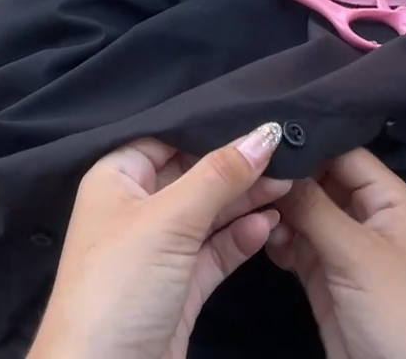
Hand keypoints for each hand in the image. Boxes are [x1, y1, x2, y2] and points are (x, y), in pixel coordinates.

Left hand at [29, 123, 290, 358]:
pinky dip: (241, 238)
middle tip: (287, 153)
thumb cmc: (122, 285)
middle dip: (236, 165)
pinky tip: (270, 224)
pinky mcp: (178, 288)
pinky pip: (214, 252)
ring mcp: (157, 251)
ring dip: (245, 200)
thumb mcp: (170, 219)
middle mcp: (134, 208)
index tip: (259, 117)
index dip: (209, 128)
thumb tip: (267, 132)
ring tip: (289, 184)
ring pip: (208, 213)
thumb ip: (220, 174)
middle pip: (192, 174)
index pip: (167, 138)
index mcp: (116, 178)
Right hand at [266, 149, 405, 358]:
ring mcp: (343, 246)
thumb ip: (313, 205)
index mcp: (389, 200)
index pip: (344, 153)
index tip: (263, 133)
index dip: (308, 141)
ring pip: (303, 210)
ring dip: (277, 209)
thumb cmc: (395, 313)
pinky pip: (294, 242)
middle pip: (319, 179)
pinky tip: (260, 236)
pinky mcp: (324, 275)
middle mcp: (366, 215)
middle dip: (285, 175)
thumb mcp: (356, 254)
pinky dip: (277, 238)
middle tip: (244, 167)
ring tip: (247, 204)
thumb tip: (275, 160)